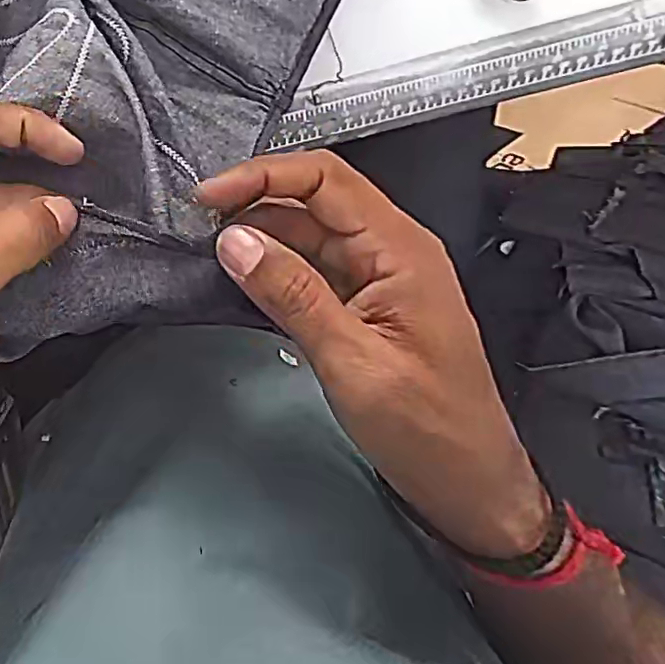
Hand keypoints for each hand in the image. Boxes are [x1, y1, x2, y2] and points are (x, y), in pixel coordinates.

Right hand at [197, 151, 549, 558]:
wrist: (468, 487)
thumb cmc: (429, 430)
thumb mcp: (354, 362)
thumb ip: (292, 294)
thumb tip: (234, 241)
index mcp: (399, 249)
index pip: (325, 179)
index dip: (262, 176)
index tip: (209, 196)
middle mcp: (387, 249)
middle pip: (311, 196)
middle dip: (251, 198)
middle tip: (196, 220)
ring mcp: (372, 273)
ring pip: (303, 228)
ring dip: (255, 229)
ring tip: (207, 243)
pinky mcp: (357, 297)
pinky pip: (305, 261)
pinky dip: (268, 260)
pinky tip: (238, 270)